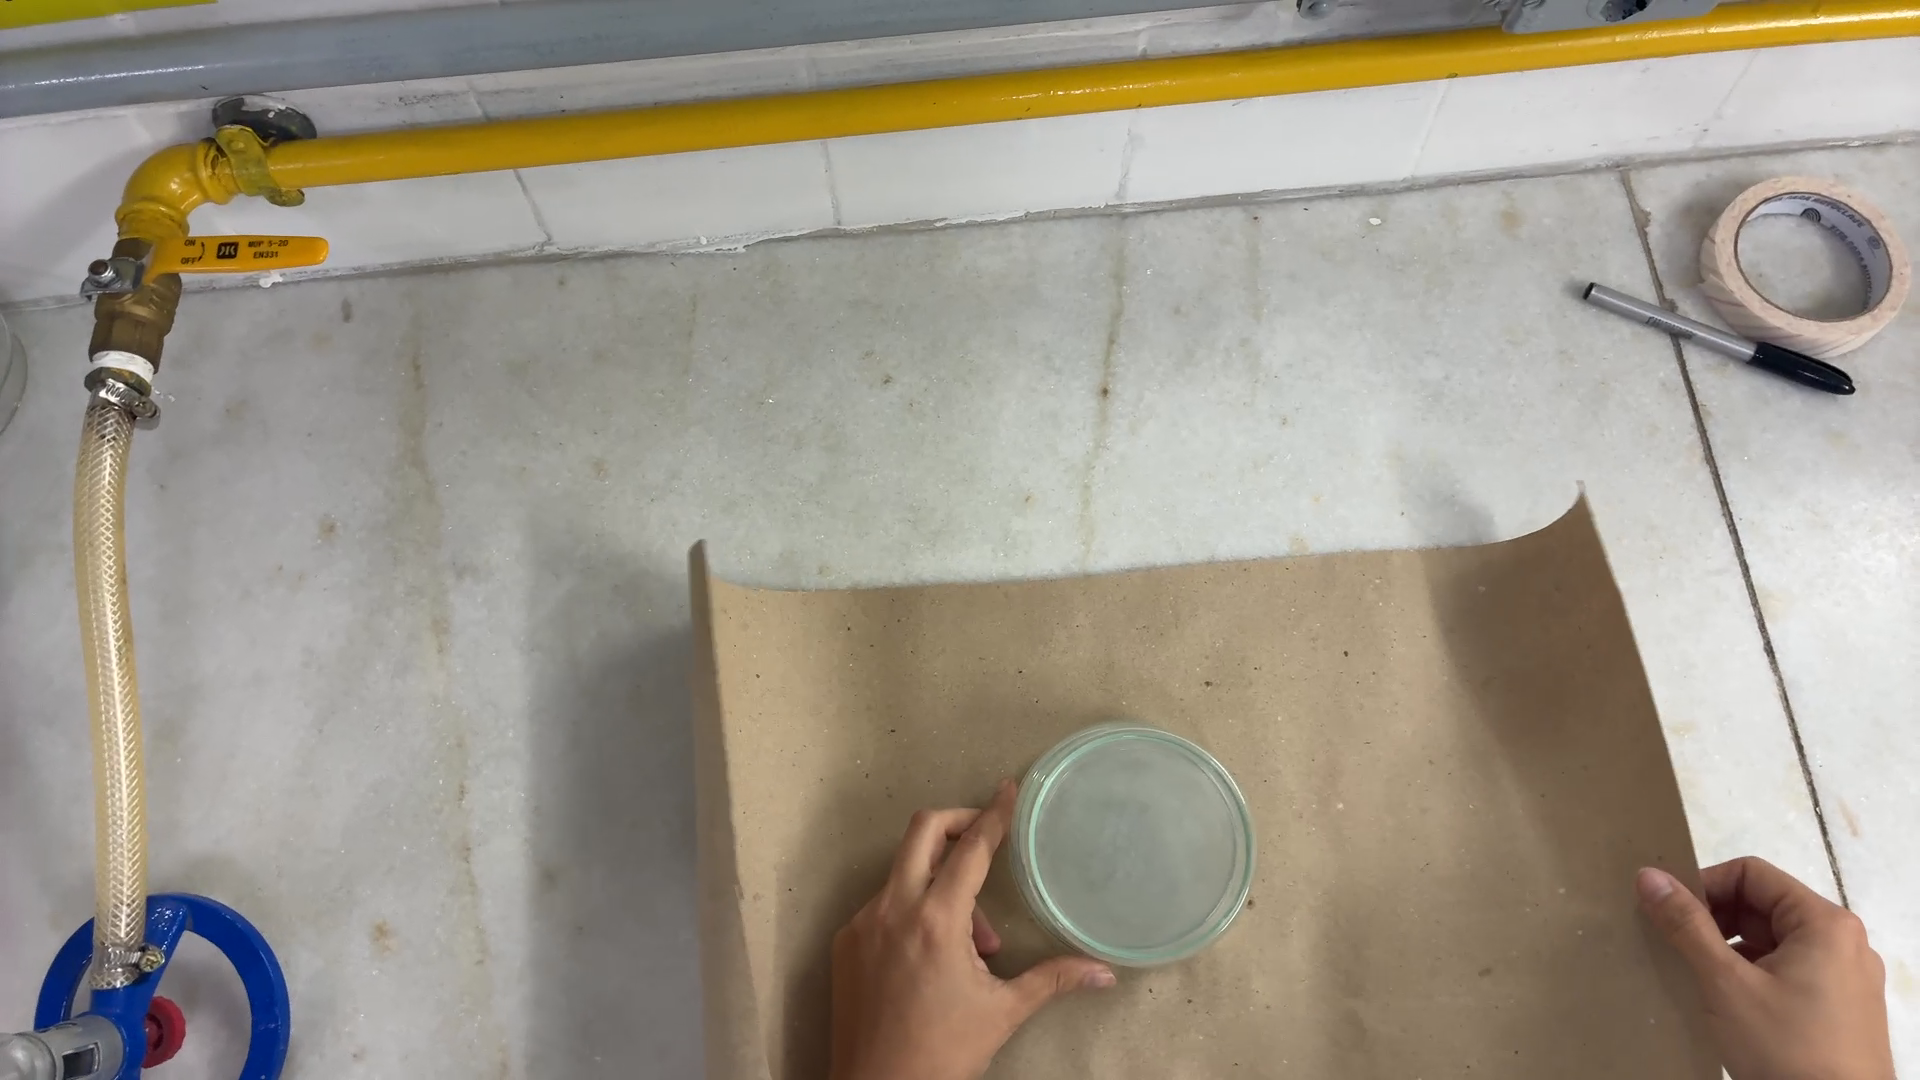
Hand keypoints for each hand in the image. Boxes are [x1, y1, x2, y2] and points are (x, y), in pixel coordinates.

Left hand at [830, 779, 1115, 1079]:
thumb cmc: (943, 1054)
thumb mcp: (1002, 1013)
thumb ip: (1052, 979)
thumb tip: (1105, 972)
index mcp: (936, 920)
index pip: (972, 849)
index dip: (994, 814)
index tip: (1008, 787)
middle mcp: (894, 908)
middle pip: (923, 829)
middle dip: (958, 822)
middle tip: (986, 840)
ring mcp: (863, 921)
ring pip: (905, 869)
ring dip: (940, 880)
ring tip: (971, 937)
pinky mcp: (846, 939)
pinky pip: (885, 901)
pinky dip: (914, 907)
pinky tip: (932, 950)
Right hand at [1637, 858, 1891, 1079]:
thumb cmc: (1785, 1043)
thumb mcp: (1723, 979)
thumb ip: (1685, 922)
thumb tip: (1646, 873)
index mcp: (1825, 926)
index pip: (1750, 873)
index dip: (1705, 884)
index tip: (1674, 913)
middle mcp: (1842, 942)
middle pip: (1758, 900)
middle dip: (1712, 914)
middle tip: (1677, 939)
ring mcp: (1843, 975)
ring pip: (1766, 933)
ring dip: (1723, 940)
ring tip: (1696, 966)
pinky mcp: (1837, 1003)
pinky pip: (1781, 962)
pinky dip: (1744, 964)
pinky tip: (1722, 990)